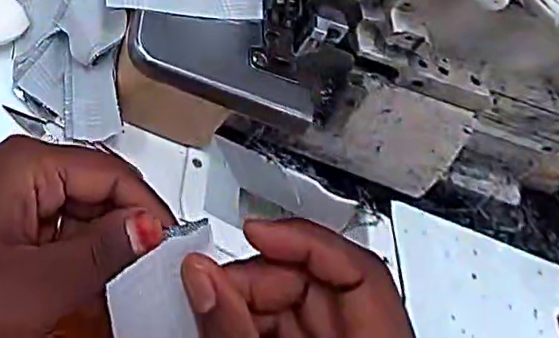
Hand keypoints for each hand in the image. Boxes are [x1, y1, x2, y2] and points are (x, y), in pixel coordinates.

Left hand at [0, 136, 175, 337]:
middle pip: (97, 188)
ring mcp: (14, 195)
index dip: (147, 208)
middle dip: (128, 229)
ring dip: (106, 248)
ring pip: (81, 212)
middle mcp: (21, 168)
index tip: (175, 249)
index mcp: (26, 161)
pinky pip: (60, 231)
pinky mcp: (9, 223)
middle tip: (158, 275)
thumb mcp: (36, 283)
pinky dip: (81, 260)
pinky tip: (95, 291)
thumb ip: (98, 253)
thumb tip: (148, 228)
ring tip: (129, 289)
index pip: (110, 169)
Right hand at [182, 218, 412, 337]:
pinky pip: (291, 327)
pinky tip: (228, 329)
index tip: (252, 231)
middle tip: (214, 286)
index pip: (359, 268)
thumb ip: (235, 328)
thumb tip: (199, 272)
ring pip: (298, 303)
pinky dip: (254, 322)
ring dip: (248, 298)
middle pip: (317, 281)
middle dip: (257, 275)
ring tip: (216, 313)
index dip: (302, 239)